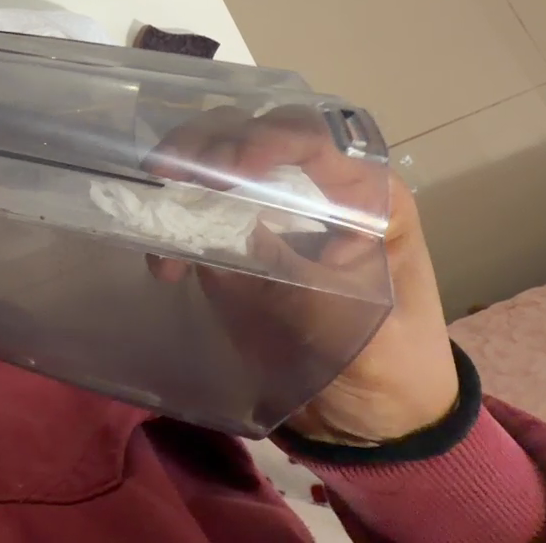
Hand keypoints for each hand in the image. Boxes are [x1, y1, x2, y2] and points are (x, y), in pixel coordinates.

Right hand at [146, 108, 458, 444]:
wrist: (367, 417)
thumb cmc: (388, 364)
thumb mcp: (355, 323)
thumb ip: (296, 272)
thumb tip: (230, 228)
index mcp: (365, 194)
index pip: (316, 139)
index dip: (269, 141)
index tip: (230, 171)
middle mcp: (312, 183)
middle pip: (252, 129)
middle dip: (206, 143)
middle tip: (170, 173)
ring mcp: (266, 204)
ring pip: (213, 152)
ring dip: (178, 169)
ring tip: (157, 202)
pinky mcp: (230, 230)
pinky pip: (190, 204)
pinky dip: (167, 220)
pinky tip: (164, 264)